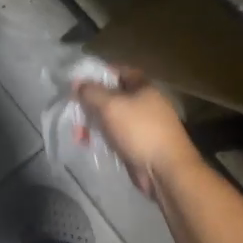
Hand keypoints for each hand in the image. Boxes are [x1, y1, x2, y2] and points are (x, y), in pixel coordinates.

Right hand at [76, 68, 201, 190]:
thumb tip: (78, 83)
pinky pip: (116, 136)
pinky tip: (89, 144)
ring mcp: (144, 126)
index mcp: (143, 87)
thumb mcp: (109, 105)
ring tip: (79, 134)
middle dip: (92, 104)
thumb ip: (90, 91)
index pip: (118, 71)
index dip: (97, 74)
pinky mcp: (140, 146)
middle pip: (112, 96)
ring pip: (112, 118)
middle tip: (75, 111)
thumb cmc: (139, 130)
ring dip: (94, 123)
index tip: (79, 82)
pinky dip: (103, 138)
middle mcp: (145, 103)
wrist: (167, 172)